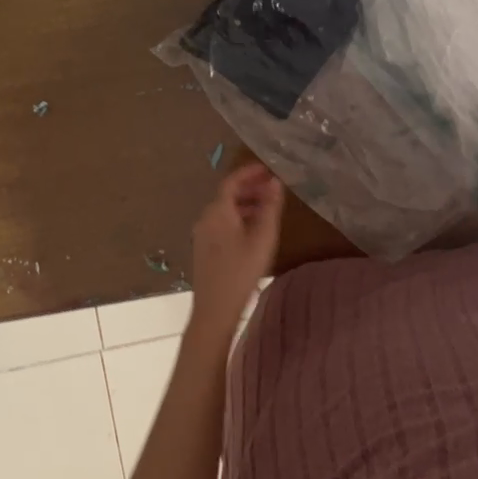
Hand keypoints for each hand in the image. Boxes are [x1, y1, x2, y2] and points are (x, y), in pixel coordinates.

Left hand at [190, 163, 283, 334]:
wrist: (214, 310)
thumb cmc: (241, 272)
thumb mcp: (262, 238)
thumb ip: (270, 208)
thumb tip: (275, 182)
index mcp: (218, 211)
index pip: (232, 181)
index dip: (250, 172)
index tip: (268, 168)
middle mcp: (206, 218)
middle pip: (227, 195)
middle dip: (249, 188)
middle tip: (271, 188)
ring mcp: (202, 234)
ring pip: (224, 210)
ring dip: (245, 204)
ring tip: (267, 208)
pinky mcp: (203, 249)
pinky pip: (221, 223)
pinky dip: (238, 218)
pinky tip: (252, 230)